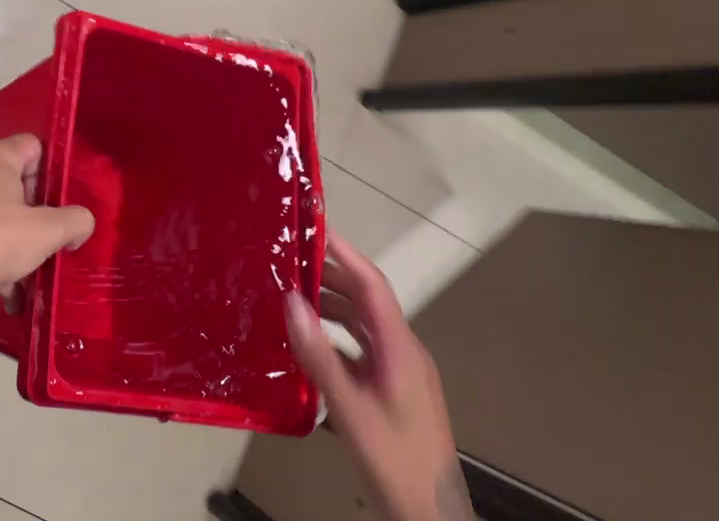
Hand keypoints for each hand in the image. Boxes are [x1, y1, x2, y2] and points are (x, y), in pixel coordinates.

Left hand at [0, 134, 93, 323]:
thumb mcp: (46, 231)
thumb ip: (74, 221)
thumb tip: (80, 223)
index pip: (33, 146)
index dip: (53, 170)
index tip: (67, 200)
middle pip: (15, 182)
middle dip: (38, 210)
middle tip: (56, 235)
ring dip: (17, 240)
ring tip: (36, 266)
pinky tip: (11, 291)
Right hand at [286, 230, 470, 520]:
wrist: (430, 513)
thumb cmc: (393, 459)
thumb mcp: (349, 408)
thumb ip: (319, 354)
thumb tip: (291, 300)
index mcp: (400, 348)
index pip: (372, 285)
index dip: (344, 252)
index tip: (314, 227)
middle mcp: (404, 350)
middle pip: (368, 299)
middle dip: (330, 274)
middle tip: (288, 258)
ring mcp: (402, 369)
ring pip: (365, 322)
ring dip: (332, 303)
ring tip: (291, 293)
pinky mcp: (394, 386)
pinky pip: (363, 344)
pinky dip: (337, 331)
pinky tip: (311, 338)